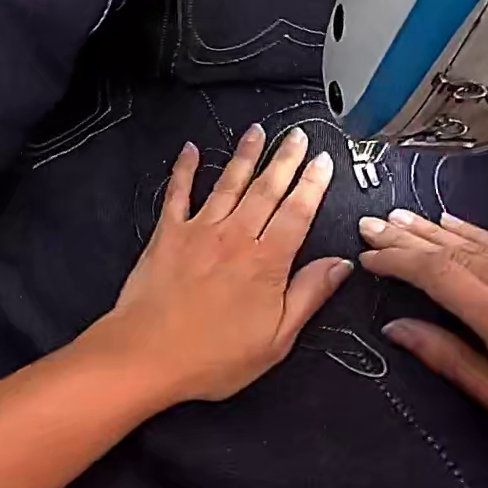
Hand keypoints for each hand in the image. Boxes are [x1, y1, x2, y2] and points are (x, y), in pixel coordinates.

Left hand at [85, 125, 349, 404]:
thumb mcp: (276, 339)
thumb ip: (309, 295)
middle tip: (297, 136)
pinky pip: (178, 193)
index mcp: (266, 262)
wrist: (146, 355)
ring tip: (258, 132)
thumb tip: (340, 265)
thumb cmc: (213, 356)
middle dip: (286, 159)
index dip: (313, 184)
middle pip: (267, 189)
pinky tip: (190, 150)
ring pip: (229, 182)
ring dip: (246, 155)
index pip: (298, 212)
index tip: (323, 162)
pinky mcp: (168, 233)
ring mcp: (200, 230)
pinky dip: (184, 169)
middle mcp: (236, 236)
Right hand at [358, 209, 487, 487]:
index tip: (369, 254)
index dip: (400, 260)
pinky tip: (462, 227)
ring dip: (442, 231)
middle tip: (374, 224)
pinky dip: (482, 238)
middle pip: (462, 251)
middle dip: (413, 236)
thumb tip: (401, 327)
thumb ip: (454, 362)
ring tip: (406, 218)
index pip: (443, 276)